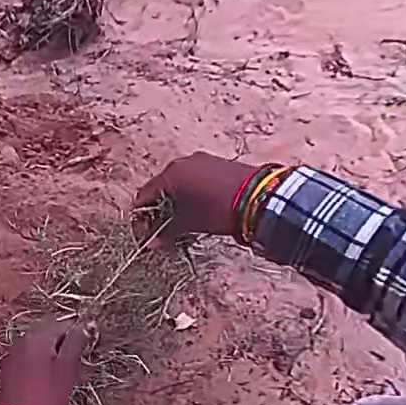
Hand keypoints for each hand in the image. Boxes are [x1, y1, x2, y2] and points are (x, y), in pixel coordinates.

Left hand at [0, 318, 93, 404]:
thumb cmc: (46, 394)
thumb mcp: (66, 368)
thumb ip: (76, 342)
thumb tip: (87, 323)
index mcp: (37, 336)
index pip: (63, 324)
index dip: (79, 331)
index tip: (90, 344)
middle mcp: (22, 339)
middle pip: (49, 331)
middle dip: (65, 340)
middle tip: (78, 358)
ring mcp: (14, 351)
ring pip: (39, 343)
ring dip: (53, 350)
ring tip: (66, 367)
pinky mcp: (10, 365)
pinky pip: (30, 353)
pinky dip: (41, 358)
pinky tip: (49, 373)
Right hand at [133, 152, 260, 239]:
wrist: (264, 196)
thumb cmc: (219, 210)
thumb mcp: (190, 223)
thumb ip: (167, 231)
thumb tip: (151, 244)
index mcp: (170, 175)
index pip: (143, 196)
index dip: (141, 217)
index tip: (144, 233)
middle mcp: (181, 163)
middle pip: (160, 188)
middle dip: (157, 208)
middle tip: (160, 227)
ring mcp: (201, 160)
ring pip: (177, 182)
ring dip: (174, 200)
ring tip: (179, 218)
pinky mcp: (216, 162)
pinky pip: (193, 177)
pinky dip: (189, 192)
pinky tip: (196, 206)